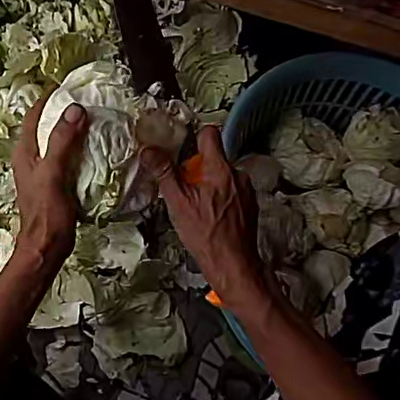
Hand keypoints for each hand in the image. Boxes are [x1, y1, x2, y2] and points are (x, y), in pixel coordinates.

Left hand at [12, 95, 87, 267]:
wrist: (47, 247)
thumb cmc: (47, 213)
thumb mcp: (54, 172)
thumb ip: (63, 141)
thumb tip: (74, 110)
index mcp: (25, 154)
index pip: (33, 117)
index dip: (47, 99)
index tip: (66, 86)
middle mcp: (31, 160)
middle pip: (46, 128)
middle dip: (63, 113)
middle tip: (85, 100)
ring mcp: (43, 174)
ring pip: (58, 144)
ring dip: (73, 133)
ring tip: (94, 121)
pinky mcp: (56, 185)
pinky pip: (69, 160)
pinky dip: (80, 151)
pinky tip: (95, 151)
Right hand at [143, 126, 268, 304]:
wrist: (233, 265)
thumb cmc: (206, 235)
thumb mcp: (178, 203)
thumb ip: (165, 173)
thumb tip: (149, 151)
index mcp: (221, 169)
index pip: (210, 134)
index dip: (194, 138)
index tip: (184, 151)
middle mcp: (238, 175)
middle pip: (214, 158)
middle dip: (198, 169)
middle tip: (185, 189)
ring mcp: (246, 191)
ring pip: (223, 176)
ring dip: (209, 185)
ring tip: (197, 207)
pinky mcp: (250, 206)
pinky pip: (232, 191)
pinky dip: (220, 198)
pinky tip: (210, 216)